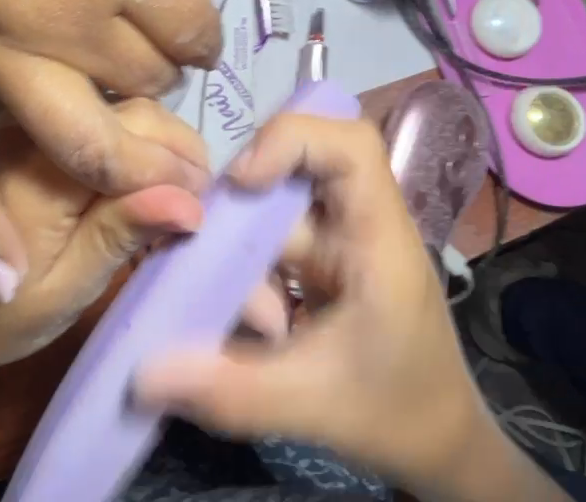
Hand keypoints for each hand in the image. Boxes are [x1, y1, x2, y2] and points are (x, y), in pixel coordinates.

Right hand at [0, 0, 220, 303]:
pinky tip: (6, 270)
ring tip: (134, 158)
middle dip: (162, 79)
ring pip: (79, 137)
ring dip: (118, 151)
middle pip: (144, 83)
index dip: (198, 31)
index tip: (186, 27)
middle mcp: (66, 18)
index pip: (192, 28)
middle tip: (153, 64)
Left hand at [0, 99, 206, 377]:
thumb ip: (119, 236)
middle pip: (135, 111)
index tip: (204, 216)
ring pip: (123, 111)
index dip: (184, 168)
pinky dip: (136, 149)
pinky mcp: (37, 134)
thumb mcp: (64, 290)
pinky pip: (102, 122)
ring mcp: (35, 125)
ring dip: (162, 150)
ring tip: (176, 203)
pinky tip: (145, 189)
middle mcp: (38, 127)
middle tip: (196, 211)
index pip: (138, 134)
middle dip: (179, 154)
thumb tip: (190, 202)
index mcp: (42, 166)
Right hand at [133, 114, 539, 498]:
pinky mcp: (315, 268)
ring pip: (266, 220)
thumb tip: (145, 375)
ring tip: (236, 320)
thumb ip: (232, 390)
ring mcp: (332, 245)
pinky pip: (263, 253)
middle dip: (237, 216)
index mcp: (377, 235)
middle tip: (196, 256)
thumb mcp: (317, 404)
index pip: (347, 146)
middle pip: (287, 177)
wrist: (440, 446)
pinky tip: (235, 324)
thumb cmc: (401, 413)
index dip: (290, 140)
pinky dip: (240, 280)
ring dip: (237, 263)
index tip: (241, 180)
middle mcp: (353, 225)